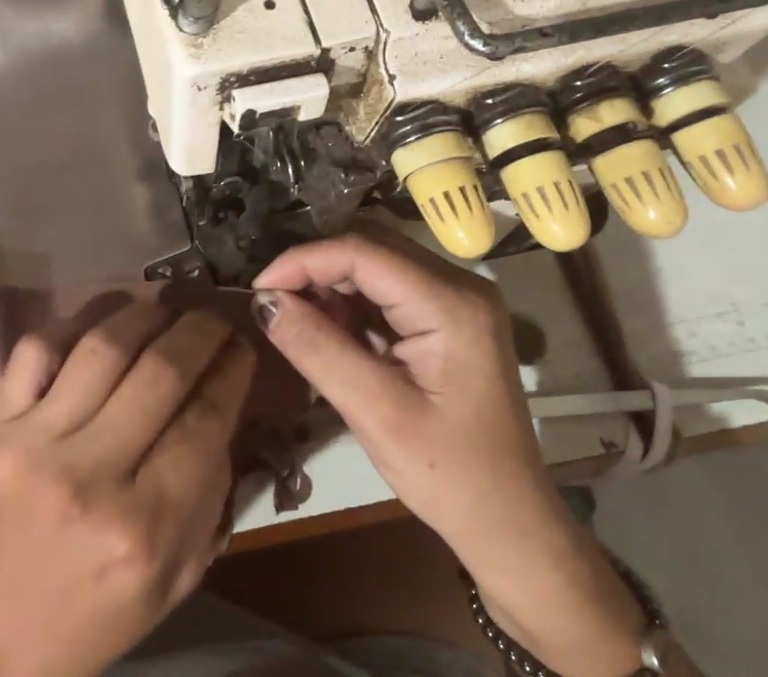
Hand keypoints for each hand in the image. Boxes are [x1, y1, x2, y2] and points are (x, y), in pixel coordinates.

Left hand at [0, 303, 256, 676]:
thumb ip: (212, 491)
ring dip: (146, 314)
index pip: (204, 420)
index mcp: (145, 526)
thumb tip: (223, 401)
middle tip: (215, 318)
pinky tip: (108, 316)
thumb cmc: (102, 611)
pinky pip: (38, 348)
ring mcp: (36, 443)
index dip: (231, 372)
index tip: (242, 348)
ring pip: (103, 347)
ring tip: (169, 306)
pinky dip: (77, 319)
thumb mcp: (182, 574)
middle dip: (200, 331)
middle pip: (160, 372)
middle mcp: (90, 475)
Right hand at [253, 234, 650, 676]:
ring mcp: (457, 301)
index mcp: (451, 305)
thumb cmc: (447, 473)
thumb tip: (262, 301)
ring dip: (331, 285)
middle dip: (315, 269)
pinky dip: (351, 303)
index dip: (303, 261)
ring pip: (376, 264)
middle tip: (273, 306)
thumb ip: (317, 349)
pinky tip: (329, 334)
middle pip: (371, 246)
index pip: (363, 251)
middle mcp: (460, 287)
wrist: (509, 521)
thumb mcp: (375, 413)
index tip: (258, 291)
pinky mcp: (448, 319)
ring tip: (297, 324)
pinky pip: (388, 289)